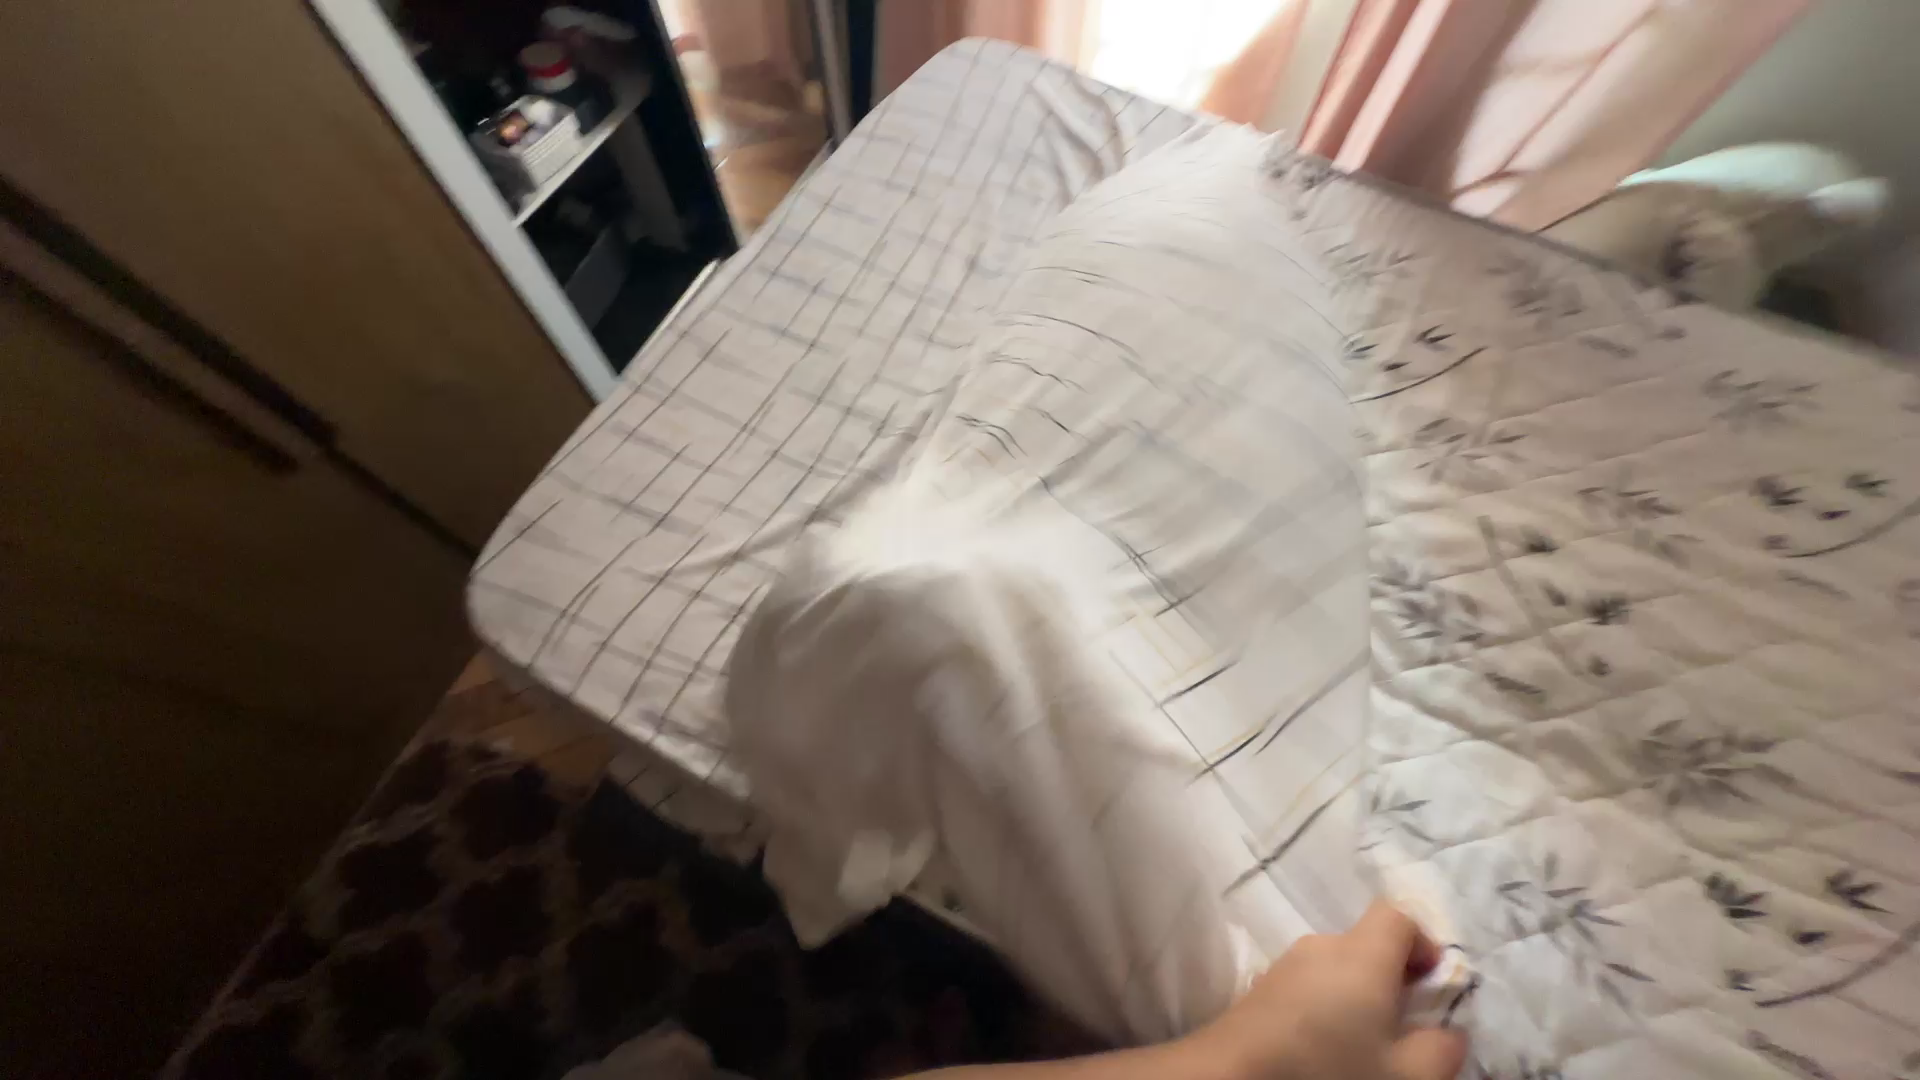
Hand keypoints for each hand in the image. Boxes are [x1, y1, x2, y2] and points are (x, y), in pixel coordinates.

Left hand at [1183, 901, 1467, 1079]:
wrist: (1239, 1073)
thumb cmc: (1332, 1070)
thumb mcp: (1406, 1075)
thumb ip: (1440, 1049)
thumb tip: (1449, 1029)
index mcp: (1361, 953)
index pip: (1397, 915)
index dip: (1424, 942)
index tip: (1434, 986)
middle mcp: (1322, 944)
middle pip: (1368, 942)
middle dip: (1394, 978)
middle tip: (1409, 1028)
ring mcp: (1289, 961)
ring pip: (1340, 964)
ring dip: (1361, 993)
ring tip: (1369, 1044)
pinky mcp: (1267, 982)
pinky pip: (1313, 980)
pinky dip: (1331, 1002)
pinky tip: (1330, 1044)